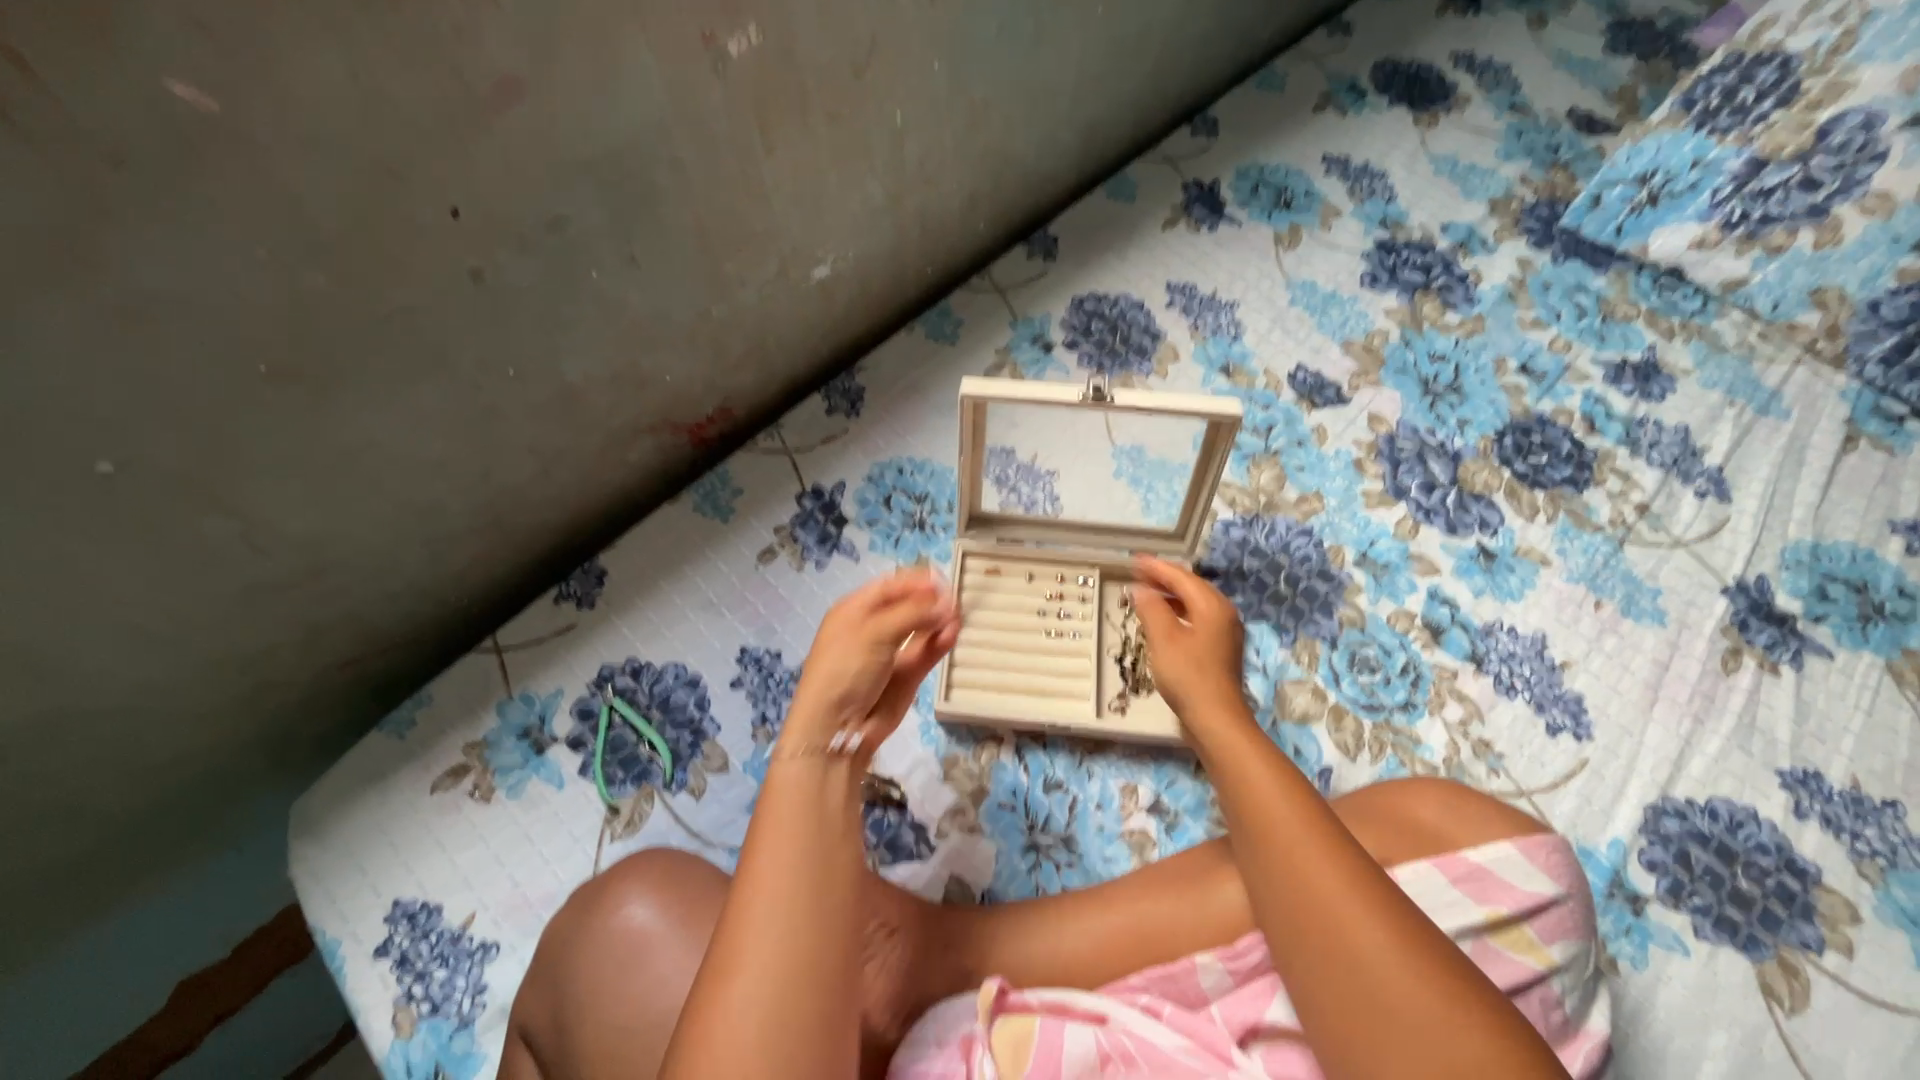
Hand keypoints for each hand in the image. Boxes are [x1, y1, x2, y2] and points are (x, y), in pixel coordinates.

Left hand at [786, 570, 958, 756]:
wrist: (837, 726)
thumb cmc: (845, 668)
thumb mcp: (874, 632)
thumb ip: (913, 612)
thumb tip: (946, 599)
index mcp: (855, 610)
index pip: (890, 586)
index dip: (915, 581)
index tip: (942, 578)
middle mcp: (874, 627)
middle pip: (908, 605)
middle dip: (931, 601)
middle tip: (954, 600)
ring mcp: (892, 651)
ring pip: (921, 628)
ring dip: (939, 621)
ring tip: (956, 618)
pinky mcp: (907, 673)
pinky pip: (926, 651)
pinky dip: (940, 641)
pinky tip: (951, 634)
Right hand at [1130, 556, 1251, 741]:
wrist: (1215, 718)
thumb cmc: (1187, 675)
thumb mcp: (1163, 639)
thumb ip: (1152, 608)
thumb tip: (1141, 589)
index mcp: (1212, 606)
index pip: (1181, 577)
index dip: (1157, 568)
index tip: (1135, 560)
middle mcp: (1224, 613)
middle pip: (1192, 587)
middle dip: (1165, 579)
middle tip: (1138, 574)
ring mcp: (1225, 632)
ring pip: (1195, 604)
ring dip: (1171, 597)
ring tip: (1147, 595)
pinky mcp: (1220, 650)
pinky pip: (1198, 620)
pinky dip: (1179, 614)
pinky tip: (1164, 622)